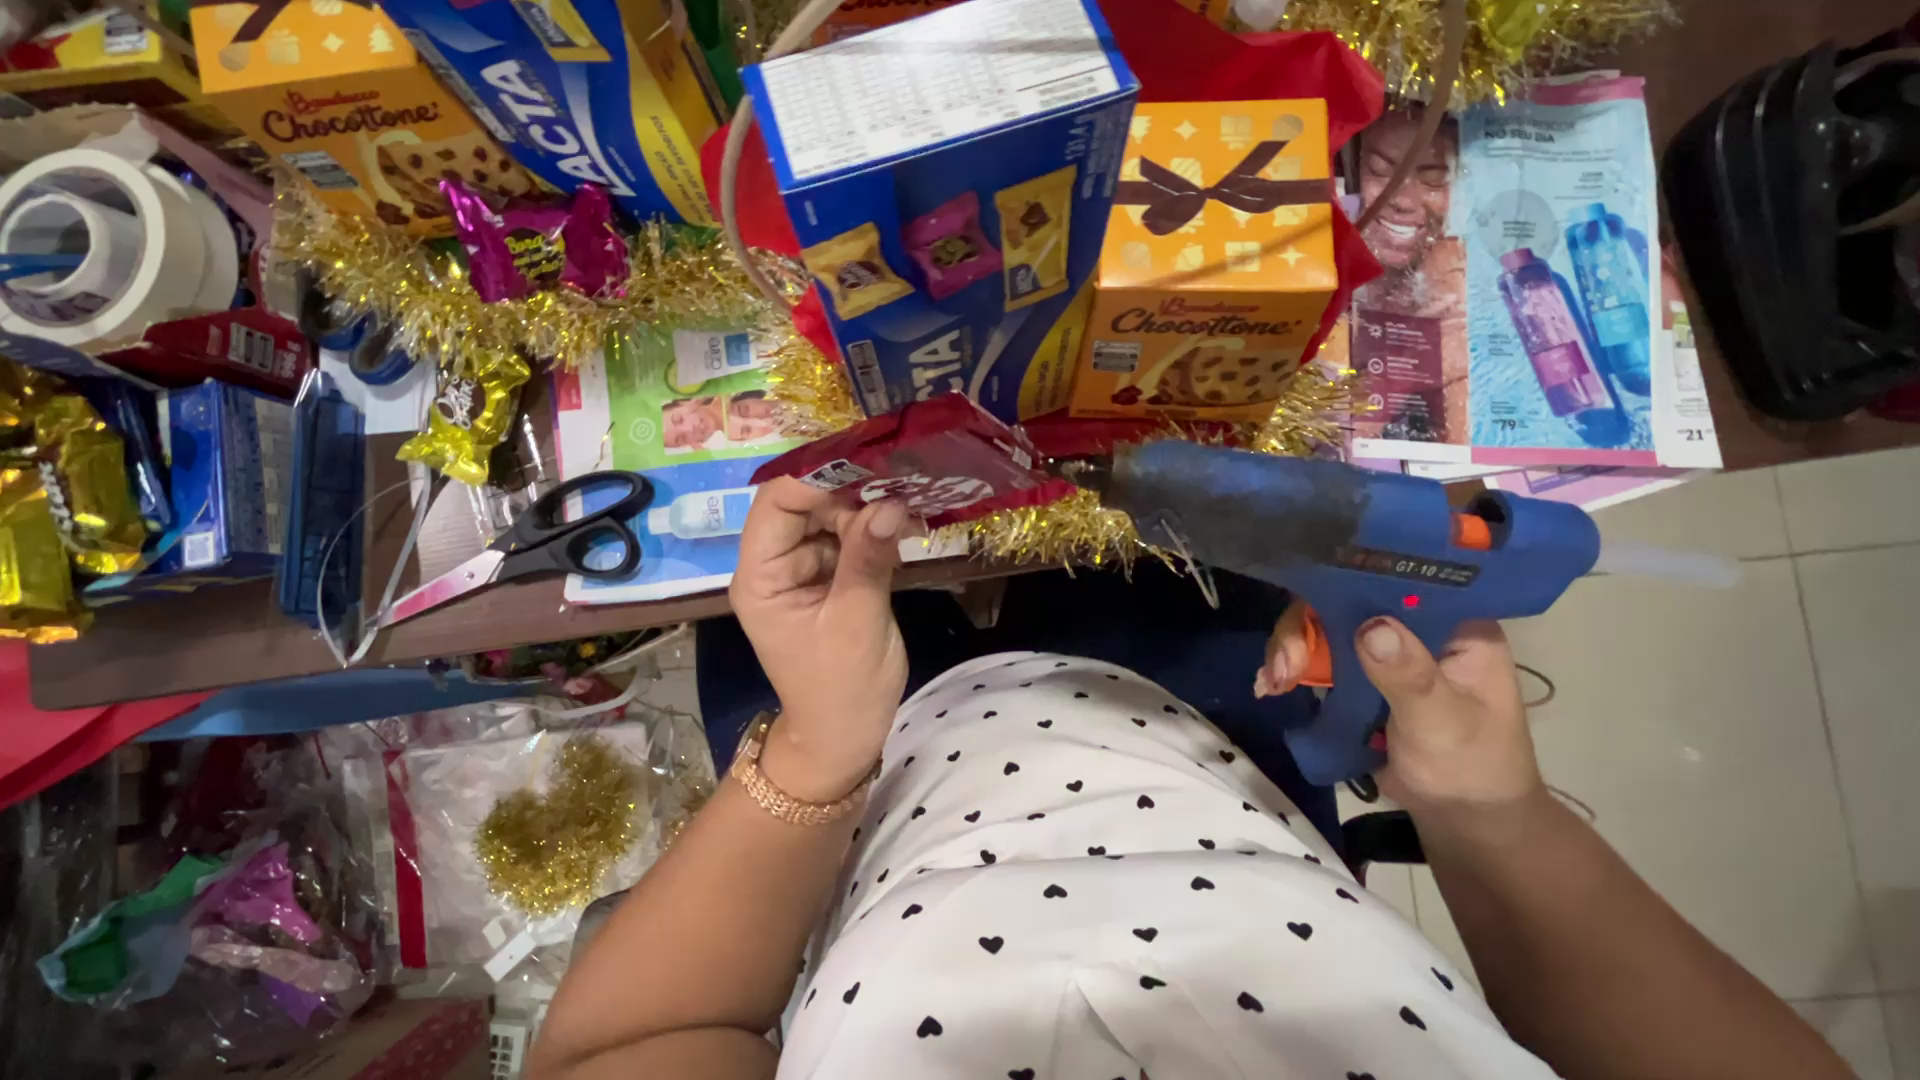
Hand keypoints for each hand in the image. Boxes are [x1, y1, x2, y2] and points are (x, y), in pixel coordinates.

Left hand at [729, 478, 910, 801]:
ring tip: (910, 493)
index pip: (777, 505)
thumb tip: (889, 501)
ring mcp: (801, 570)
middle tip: (900, 473)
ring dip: (866, 505)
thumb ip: (868, 559)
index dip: (817, 475)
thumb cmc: (843, 688)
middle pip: (803, 504)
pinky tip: (905, 519)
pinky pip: (847, 539)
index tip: (868, 458)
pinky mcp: (828, 578)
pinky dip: (873, 528)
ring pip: (828, 517)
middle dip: (849, 488)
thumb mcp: (858, 623)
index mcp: (761, 577)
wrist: (844, 738)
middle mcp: (774, 565)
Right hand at [1259, 603, 1542, 812]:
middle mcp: (1418, 626)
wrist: (1463, 821)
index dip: (1349, 584)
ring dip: (1292, 651)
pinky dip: (1291, 669)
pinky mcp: (1361, 677)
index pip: (1397, 581)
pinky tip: (1270, 687)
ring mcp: (1387, 652)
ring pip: (1326, 629)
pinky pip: (1318, 658)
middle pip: (1348, 602)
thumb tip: (1372, 626)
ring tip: (1272, 683)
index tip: (1311, 604)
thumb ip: (1410, 675)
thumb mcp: (1445, 722)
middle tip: (1284, 668)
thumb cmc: (1471, 768)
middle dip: (1306, 630)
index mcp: (1455, 624)